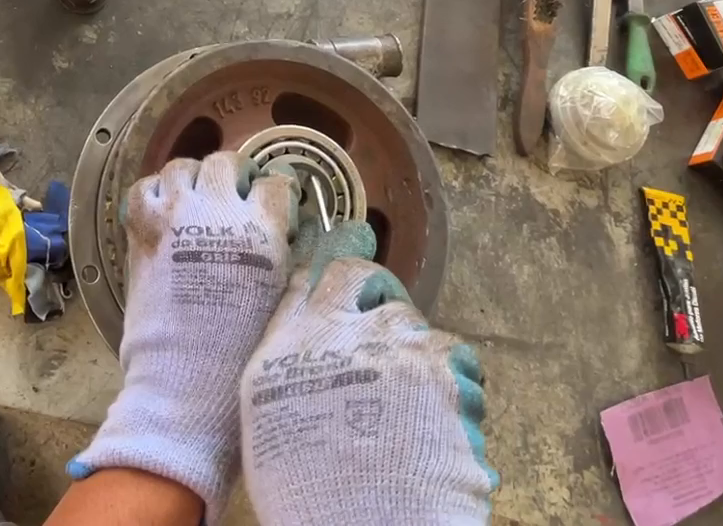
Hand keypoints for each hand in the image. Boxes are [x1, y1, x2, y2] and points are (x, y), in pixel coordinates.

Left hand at [69, 152, 299, 518]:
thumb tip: (289, 229)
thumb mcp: (281, 297)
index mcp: (261, 230)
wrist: (185, 382)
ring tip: (197, 200)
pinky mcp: (142, 228)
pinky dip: (156, 191)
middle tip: (236, 198)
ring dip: (194, 178)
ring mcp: (176, 214)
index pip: (276, 184)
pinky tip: (165, 208)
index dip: (278, 193)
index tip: (276, 204)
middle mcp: (218, 210)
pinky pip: (145, 187)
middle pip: (228, 163)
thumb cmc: (241, 350)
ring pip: (184, 166)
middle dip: (236, 177)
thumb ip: (286, 254)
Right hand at [239, 238, 498, 524]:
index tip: (352, 237)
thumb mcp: (264, 405)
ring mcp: (398, 347)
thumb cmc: (304, 484)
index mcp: (298, 337)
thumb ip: (283, 345)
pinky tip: (441, 423)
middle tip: (387, 340)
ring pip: (417, 324)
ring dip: (417, 353)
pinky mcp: (445, 376)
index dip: (340, 248)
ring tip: (412, 404)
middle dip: (383, 301)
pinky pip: (458, 360)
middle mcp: (346, 329)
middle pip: (373, 283)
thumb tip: (300, 306)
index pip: (321, 268)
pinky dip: (454, 386)